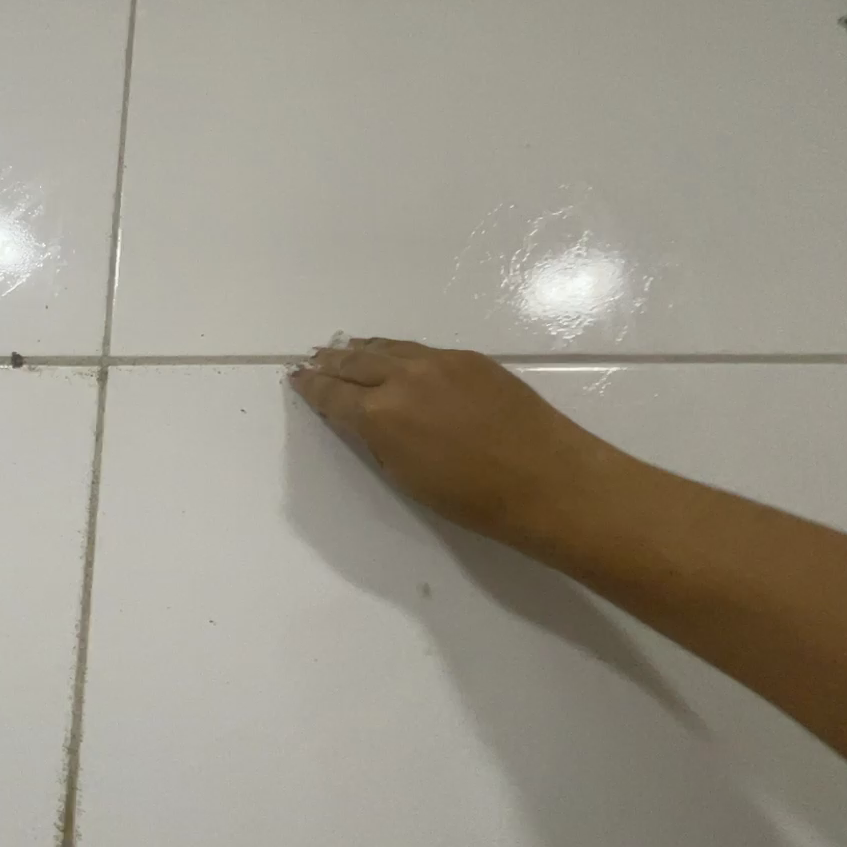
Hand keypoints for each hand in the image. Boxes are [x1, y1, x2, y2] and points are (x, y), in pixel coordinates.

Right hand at [289, 339, 630, 543]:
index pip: (332, 394)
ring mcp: (436, 362)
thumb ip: (376, 439)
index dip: (311, 387)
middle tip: (313, 359)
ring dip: (359, 350)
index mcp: (379, 415)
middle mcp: (401, 377)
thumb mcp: (406, 476)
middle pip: (353, 362)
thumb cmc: (472, 498)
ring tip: (343, 349)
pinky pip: (418, 349)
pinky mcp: (467, 358)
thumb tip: (361, 418)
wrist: (549, 481)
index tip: (297, 378)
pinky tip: (391, 355)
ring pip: (385, 347)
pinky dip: (395, 351)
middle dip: (329, 361)